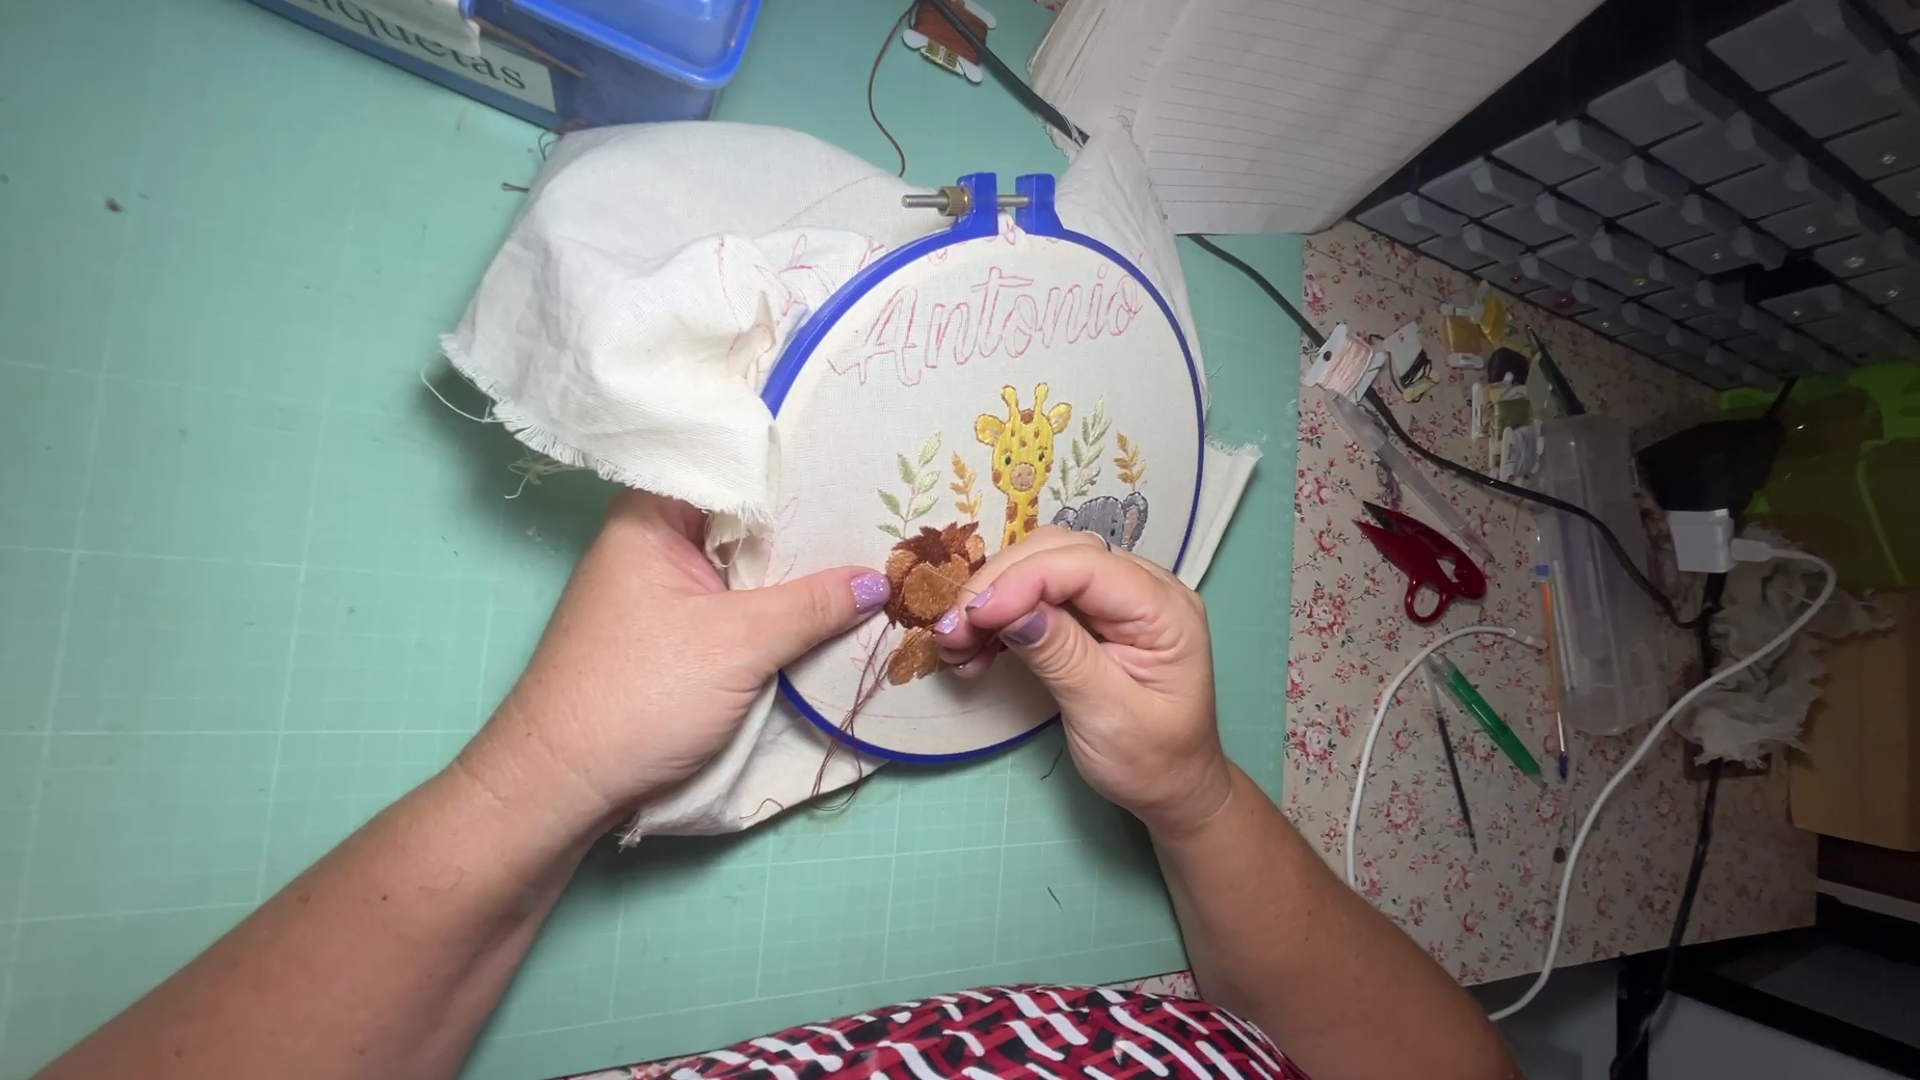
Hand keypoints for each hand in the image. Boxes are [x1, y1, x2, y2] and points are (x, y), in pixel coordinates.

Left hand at [456, 490, 886, 830]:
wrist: (561, 789)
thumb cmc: (639, 696)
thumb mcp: (738, 643)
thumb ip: (814, 604)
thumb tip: (881, 579)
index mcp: (652, 515)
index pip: (733, 467)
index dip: (795, 463)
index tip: (856, 461)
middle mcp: (656, 540)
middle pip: (745, 518)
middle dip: (807, 521)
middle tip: (876, 510)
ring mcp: (665, 588)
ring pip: (746, 564)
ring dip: (796, 568)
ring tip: (867, 549)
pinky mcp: (676, 630)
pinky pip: (740, 600)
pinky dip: (778, 602)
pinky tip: (827, 602)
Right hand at [931, 527, 1232, 835]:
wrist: (1171, 785)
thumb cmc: (1152, 760)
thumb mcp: (1107, 717)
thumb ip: (1063, 657)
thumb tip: (1011, 611)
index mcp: (1164, 609)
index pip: (1087, 565)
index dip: (1024, 580)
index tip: (973, 617)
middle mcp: (1143, 586)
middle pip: (1058, 552)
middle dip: (998, 584)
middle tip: (952, 631)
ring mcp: (1116, 595)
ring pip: (1040, 565)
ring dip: (992, 597)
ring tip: (956, 643)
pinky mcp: (1091, 610)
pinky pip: (1037, 593)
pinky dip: (1000, 614)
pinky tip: (975, 647)